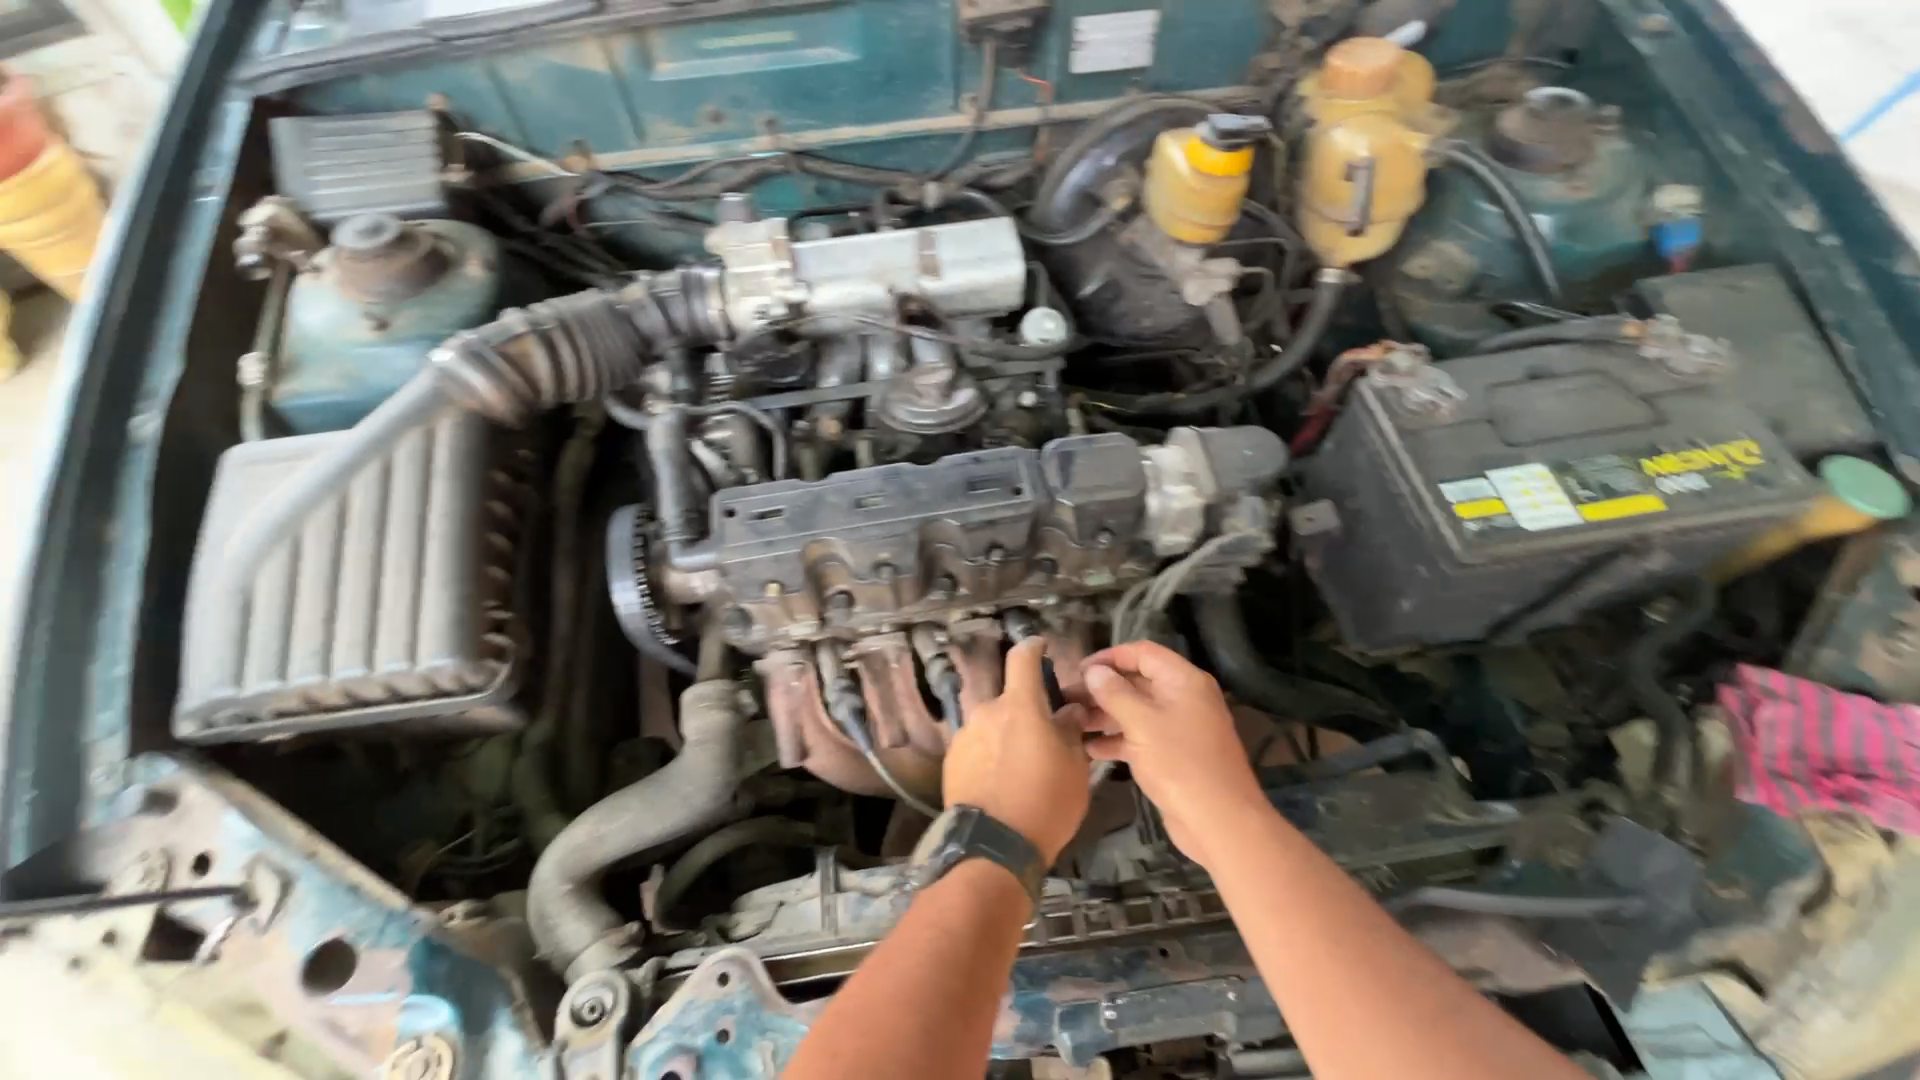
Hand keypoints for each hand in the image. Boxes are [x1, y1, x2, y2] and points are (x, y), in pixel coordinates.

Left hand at [944, 638, 1091, 862]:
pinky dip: (989, 756)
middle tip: (1044, 739)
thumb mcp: (1074, 767)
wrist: (992, 848)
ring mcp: (965, 736)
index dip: (1033, 648)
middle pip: (1010, 700)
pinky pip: (977, 747)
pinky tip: (1000, 783)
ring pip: (992, 725)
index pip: (1022, 659)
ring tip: (1022, 769)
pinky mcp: (952, 761)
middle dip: (1026, 713)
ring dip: (1006, 736)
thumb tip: (1067, 711)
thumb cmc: (1045, 803)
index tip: (1040, 648)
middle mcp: (987, 712)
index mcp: (1020, 706)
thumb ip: (1070, 731)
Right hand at [1079, 641, 1270, 870]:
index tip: (1078, 670)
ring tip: (1072, 722)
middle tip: (1067, 698)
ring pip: (1136, 710)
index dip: (1109, 657)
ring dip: (1105, 715)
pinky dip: (1117, 739)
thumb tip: (1093, 671)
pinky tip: (1090, 749)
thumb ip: (1114, 693)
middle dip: (1102, 688)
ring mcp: (1179, 727)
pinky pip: (1141, 737)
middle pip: (1137, 681)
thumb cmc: (1180, 763)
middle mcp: (1183, 698)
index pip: (1142, 653)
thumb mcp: (1141, 723)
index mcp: (1183, 680)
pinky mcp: (1173, 754)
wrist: (1219, 821)